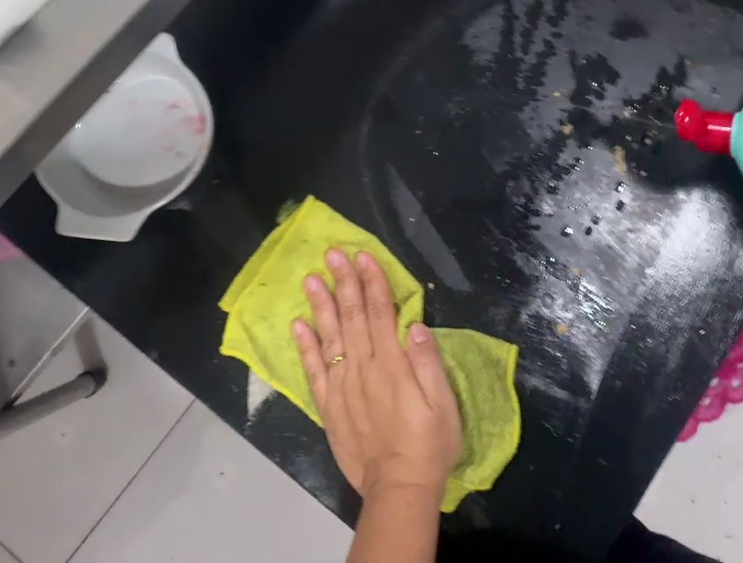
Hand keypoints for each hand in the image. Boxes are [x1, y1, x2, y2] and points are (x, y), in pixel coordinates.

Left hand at [293, 248, 461, 499]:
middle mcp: (364, 369)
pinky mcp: (330, 406)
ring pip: (330, 337)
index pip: (381, 313)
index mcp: (393, 364)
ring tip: (311, 278)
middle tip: (333, 253)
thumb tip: (415, 324)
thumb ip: (428, 362)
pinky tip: (298, 324)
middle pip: (353, 317)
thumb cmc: (429, 443)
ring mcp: (342, 387)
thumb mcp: (443, 403)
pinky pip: (314, 370)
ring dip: (322, 305)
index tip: (363, 255)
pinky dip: (305, 346)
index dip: (373, 282)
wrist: (399, 488)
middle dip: (344, 282)